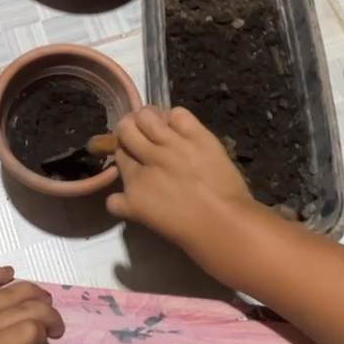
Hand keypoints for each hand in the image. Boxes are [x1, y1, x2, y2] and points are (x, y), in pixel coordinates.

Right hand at [107, 106, 270, 266]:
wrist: (226, 225)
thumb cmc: (188, 230)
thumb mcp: (145, 218)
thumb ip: (127, 204)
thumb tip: (117, 195)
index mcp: (133, 184)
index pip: (119, 153)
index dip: (125, 150)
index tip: (132, 153)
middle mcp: (148, 160)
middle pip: (125, 128)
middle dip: (129, 129)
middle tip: (141, 135)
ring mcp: (173, 146)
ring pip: (145, 116)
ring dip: (148, 119)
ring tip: (158, 126)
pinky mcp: (197, 137)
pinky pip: (177, 114)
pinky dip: (175, 118)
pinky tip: (180, 129)